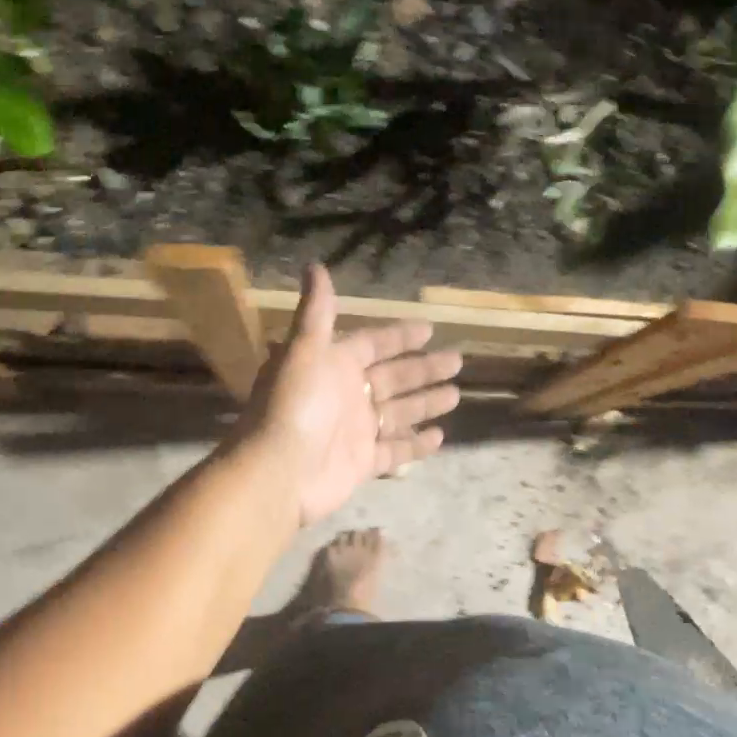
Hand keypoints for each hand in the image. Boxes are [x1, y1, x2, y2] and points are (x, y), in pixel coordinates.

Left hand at [238, 264, 461, 524]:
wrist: (278, 471)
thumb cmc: (294, 407)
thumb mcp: (304, 350)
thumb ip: (317, 312)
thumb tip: (315, 265)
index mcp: (333, 365)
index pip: (372, 344)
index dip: (399, 336)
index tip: (430, 328)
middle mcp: (345, 395)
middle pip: (393, 377)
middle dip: (423, 369)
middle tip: (458, 360)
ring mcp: (354, 431)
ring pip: (398, 412)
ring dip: (425, 403)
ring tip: (455, 395)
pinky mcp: (362, 463)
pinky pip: (395, 450)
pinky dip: (416, 444)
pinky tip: (440, 437)